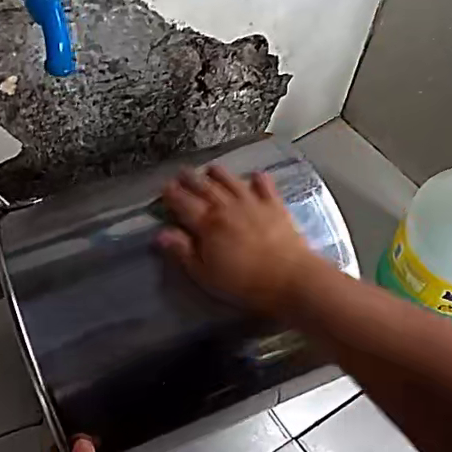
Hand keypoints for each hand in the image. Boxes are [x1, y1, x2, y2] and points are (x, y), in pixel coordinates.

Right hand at [157, 165, 322, 317]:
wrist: (290, 278)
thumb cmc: (243, 282)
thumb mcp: (205, 274)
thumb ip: (182, 252)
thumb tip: (160, 234)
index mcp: (207, 224)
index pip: (184, 204)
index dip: (172, 195)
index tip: (164, 188)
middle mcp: (227, 207)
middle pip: (205, 188)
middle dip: (191, 179)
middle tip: (182, 172)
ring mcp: (253, 204)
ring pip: (231, 182)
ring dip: (220, 174)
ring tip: (211, 168)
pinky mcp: (275, 207)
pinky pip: (265, 187)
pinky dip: (258, 179)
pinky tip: (256, 175)